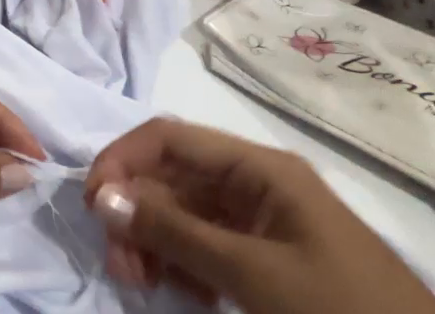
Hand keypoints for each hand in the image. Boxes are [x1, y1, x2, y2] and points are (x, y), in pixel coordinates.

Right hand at [86, 119, 434, 313]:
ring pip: (183, 213)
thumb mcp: (252, 274)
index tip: (93, 205)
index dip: (121, 160)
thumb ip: (174, 232)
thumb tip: (102, 197)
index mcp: (260, 168)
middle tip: (120, 265)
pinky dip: (182, 263)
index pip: (168, 138)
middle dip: (135, 213)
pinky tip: (181, 293)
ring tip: (141, 283)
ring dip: (152, 240)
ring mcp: (264, 223)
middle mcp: (258, 184)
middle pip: (171, 177)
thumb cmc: (341, 312)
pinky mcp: (270, 261)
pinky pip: (207, 245)